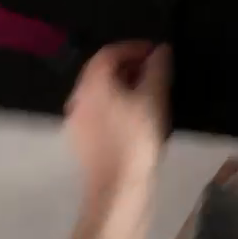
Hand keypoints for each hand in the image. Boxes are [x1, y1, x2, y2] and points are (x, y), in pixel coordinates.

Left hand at [64, 41, 170, 198]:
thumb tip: (161, 50)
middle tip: (155, 73)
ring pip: (100, 93)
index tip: (157, 53)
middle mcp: (78, 98)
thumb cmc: (137, 139)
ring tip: (149, 95)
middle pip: (101, 72)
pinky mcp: (81, 141)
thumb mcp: (154, 98)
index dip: (134, 48)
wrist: (118, 190)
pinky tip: (136, 119)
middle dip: (129, 67)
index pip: (109, 52)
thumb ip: (158, 68)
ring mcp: (76, 121)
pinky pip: (98, 113)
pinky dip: (116, 106)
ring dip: (123, 87)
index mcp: (92, 84)